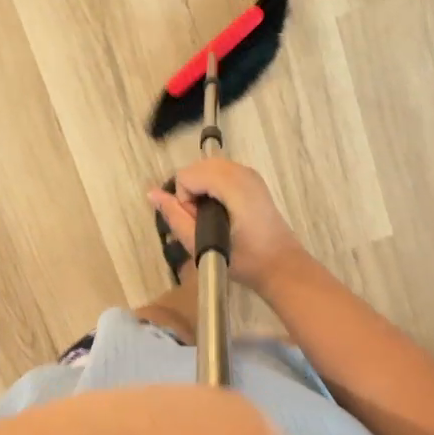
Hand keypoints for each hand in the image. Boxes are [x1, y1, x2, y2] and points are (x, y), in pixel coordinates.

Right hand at [148, 158, 309, 292]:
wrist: (281, 266)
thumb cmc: (244, 260)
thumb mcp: (203, 244)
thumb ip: (175, 216)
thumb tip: (152, 194)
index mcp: (232, 185)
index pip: (187, 176)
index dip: (185, 200)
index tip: (198, 224)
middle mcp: (241, 171)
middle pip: (196, 168)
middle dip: (192, 193)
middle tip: (204, 223)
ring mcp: (249, 173)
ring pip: (207, 169)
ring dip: (202, 192)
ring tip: (213, 220)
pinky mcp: (252, 180)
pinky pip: (220, 174)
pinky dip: (213, 190)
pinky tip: (223, 213)